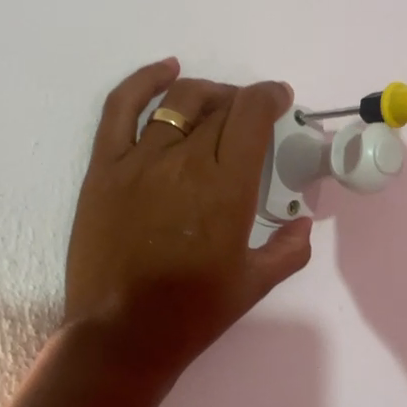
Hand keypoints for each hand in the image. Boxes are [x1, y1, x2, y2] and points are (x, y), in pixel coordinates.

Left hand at [64, 60, 314, 379]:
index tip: (279, 101)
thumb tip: (302, 224)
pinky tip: (166, 72)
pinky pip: (122, 107)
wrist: (124, 334)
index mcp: (228, 186)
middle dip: (243, 103)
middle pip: (220, 106)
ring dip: (206, 94)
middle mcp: (186, 160)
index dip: (270, 97)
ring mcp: (139, 160)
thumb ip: (289, 249)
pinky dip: (145, 80)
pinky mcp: (104, 168)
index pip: (253, 114)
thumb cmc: (193, 313)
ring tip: (216, 104)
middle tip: (250, 120)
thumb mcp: (255, 285)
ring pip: (178, 100)